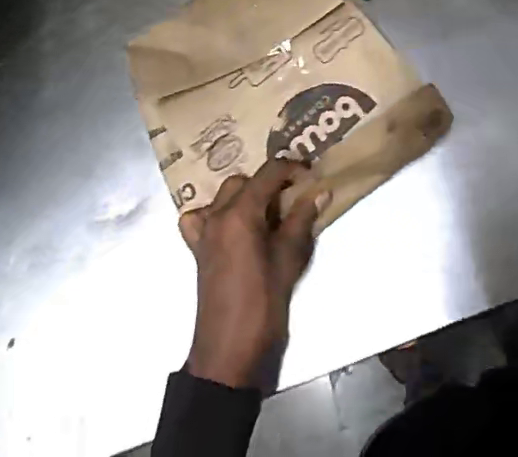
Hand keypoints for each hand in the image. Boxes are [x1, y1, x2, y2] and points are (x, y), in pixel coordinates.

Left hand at [178, 159, 329, 389]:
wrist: (229, 350)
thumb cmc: (263, 304)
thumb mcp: (289, 259)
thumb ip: (302, 220)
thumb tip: (320, 190)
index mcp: (240, 212)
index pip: (268, 173)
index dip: (292, 168)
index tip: (311, 176)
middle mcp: (217, 213)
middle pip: (245, 181)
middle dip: (270, 183)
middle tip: (295, 199)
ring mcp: (203, 230)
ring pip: (224, 194)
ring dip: (247, 195)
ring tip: (269, 213)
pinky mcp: (197, 248)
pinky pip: (200, 217)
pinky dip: (215, 213)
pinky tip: (232, 226)